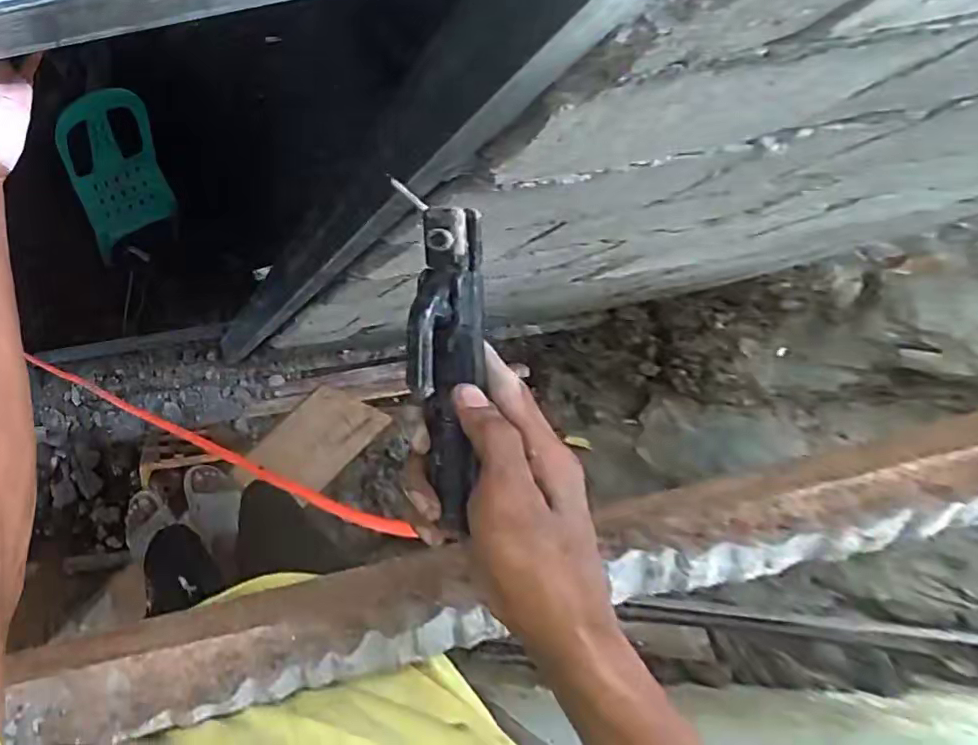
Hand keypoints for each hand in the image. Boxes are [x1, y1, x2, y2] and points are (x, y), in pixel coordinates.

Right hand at [456, 345, 618, 660]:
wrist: (555, 633)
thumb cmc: (536, 563)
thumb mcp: (510, 494)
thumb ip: (493, 437)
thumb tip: (469, 390)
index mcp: (540, 451)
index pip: (508, 389)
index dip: (481, 363)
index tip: (452, 343)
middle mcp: (521, 462)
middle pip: (463, 423)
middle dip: (433, 441)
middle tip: (423, 460)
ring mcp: (502, 489)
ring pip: (448, 458)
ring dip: (427, 482)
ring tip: (430, 514)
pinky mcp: (487, 513)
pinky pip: (449, 492)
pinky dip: (434, 507)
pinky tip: (434, 530)